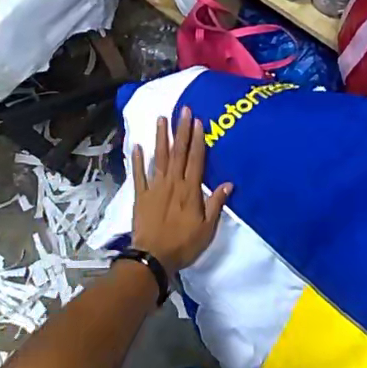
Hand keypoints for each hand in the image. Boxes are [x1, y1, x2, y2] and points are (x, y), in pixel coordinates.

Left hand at [129, 108, 232, 275]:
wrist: (153, 257)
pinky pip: (138, 174)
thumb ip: (216, 204)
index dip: (198, 140)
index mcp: (190, 190)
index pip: (196, 160)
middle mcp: (172, 183)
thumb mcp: (207, 229)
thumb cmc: (184, 244)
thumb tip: (228, 184)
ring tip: (161, 118)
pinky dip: (138, 160)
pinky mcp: (140, 196)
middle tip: (183, 109)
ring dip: (161, 138)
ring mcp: (154, 188)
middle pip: (178, 153)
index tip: (198, 121)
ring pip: (159, 158)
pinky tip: (138, 146)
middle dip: (181, 130)